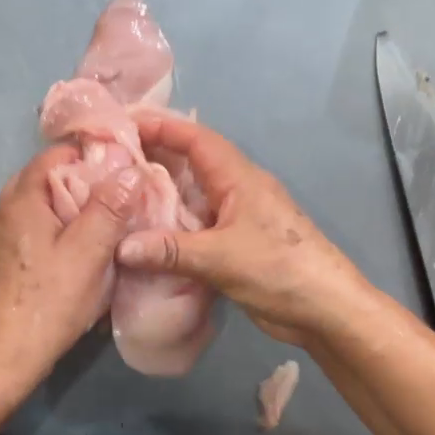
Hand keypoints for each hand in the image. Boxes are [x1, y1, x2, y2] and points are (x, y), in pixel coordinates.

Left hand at [0, 144, 141, 379]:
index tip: (129, 165)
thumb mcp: (88, 251)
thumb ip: (109, 207)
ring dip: (81, 207)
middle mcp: (8, 208)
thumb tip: (130, 168)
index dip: (95, 154)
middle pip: (54, 177)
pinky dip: (68, 228)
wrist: (9, 353)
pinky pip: (44, 227)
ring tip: (116, 219)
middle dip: (90, 180)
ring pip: (50, 204)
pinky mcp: (13, 257)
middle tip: (128, 193)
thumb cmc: (50, 300)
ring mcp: (7, 234)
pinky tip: (92, 246)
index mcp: (23, 197)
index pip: (59, 152)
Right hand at [117, 113, 364, 345]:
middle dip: (153, 157)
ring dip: (160, 195)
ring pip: (191, 197)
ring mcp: (236, 219)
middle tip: (109, 161)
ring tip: (118, 196)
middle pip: (190, 163)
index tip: (123, 124)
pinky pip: (196, 227)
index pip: (195, 139)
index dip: (160, 127)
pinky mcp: (234, 247)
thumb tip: (121, 247)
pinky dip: (170, 227)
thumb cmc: (280, 270)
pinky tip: (144, 237)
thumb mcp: (220, 258)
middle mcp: (236, 191)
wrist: (325, 310)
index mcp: (238, 178)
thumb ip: (169, 251)